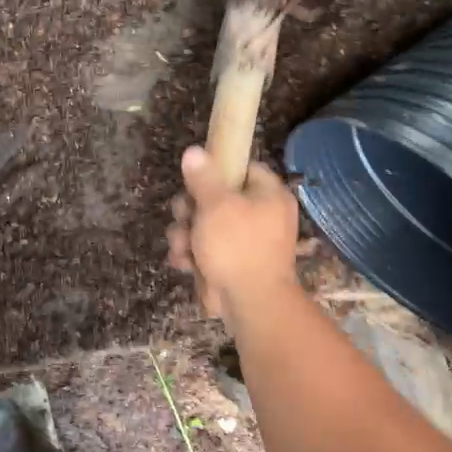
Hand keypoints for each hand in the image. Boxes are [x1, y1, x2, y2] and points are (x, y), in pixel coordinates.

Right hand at [165, 145, 300, 318]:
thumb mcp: (216, 206)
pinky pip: (204, 248)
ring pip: (203, 225)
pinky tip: (184, 262)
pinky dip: (191, 254)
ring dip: (185, 236)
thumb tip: (194, 151)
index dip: (216, 171)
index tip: (194, 181)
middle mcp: (260, 214)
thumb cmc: (237, 247)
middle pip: (215, 197)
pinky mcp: (231, 261)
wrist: (250, 301)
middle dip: (190, 211)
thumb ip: (203, 178)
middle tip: (185, 219)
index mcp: (268, 195)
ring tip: (183, 248)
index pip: (243, 168)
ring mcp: (245, 240)